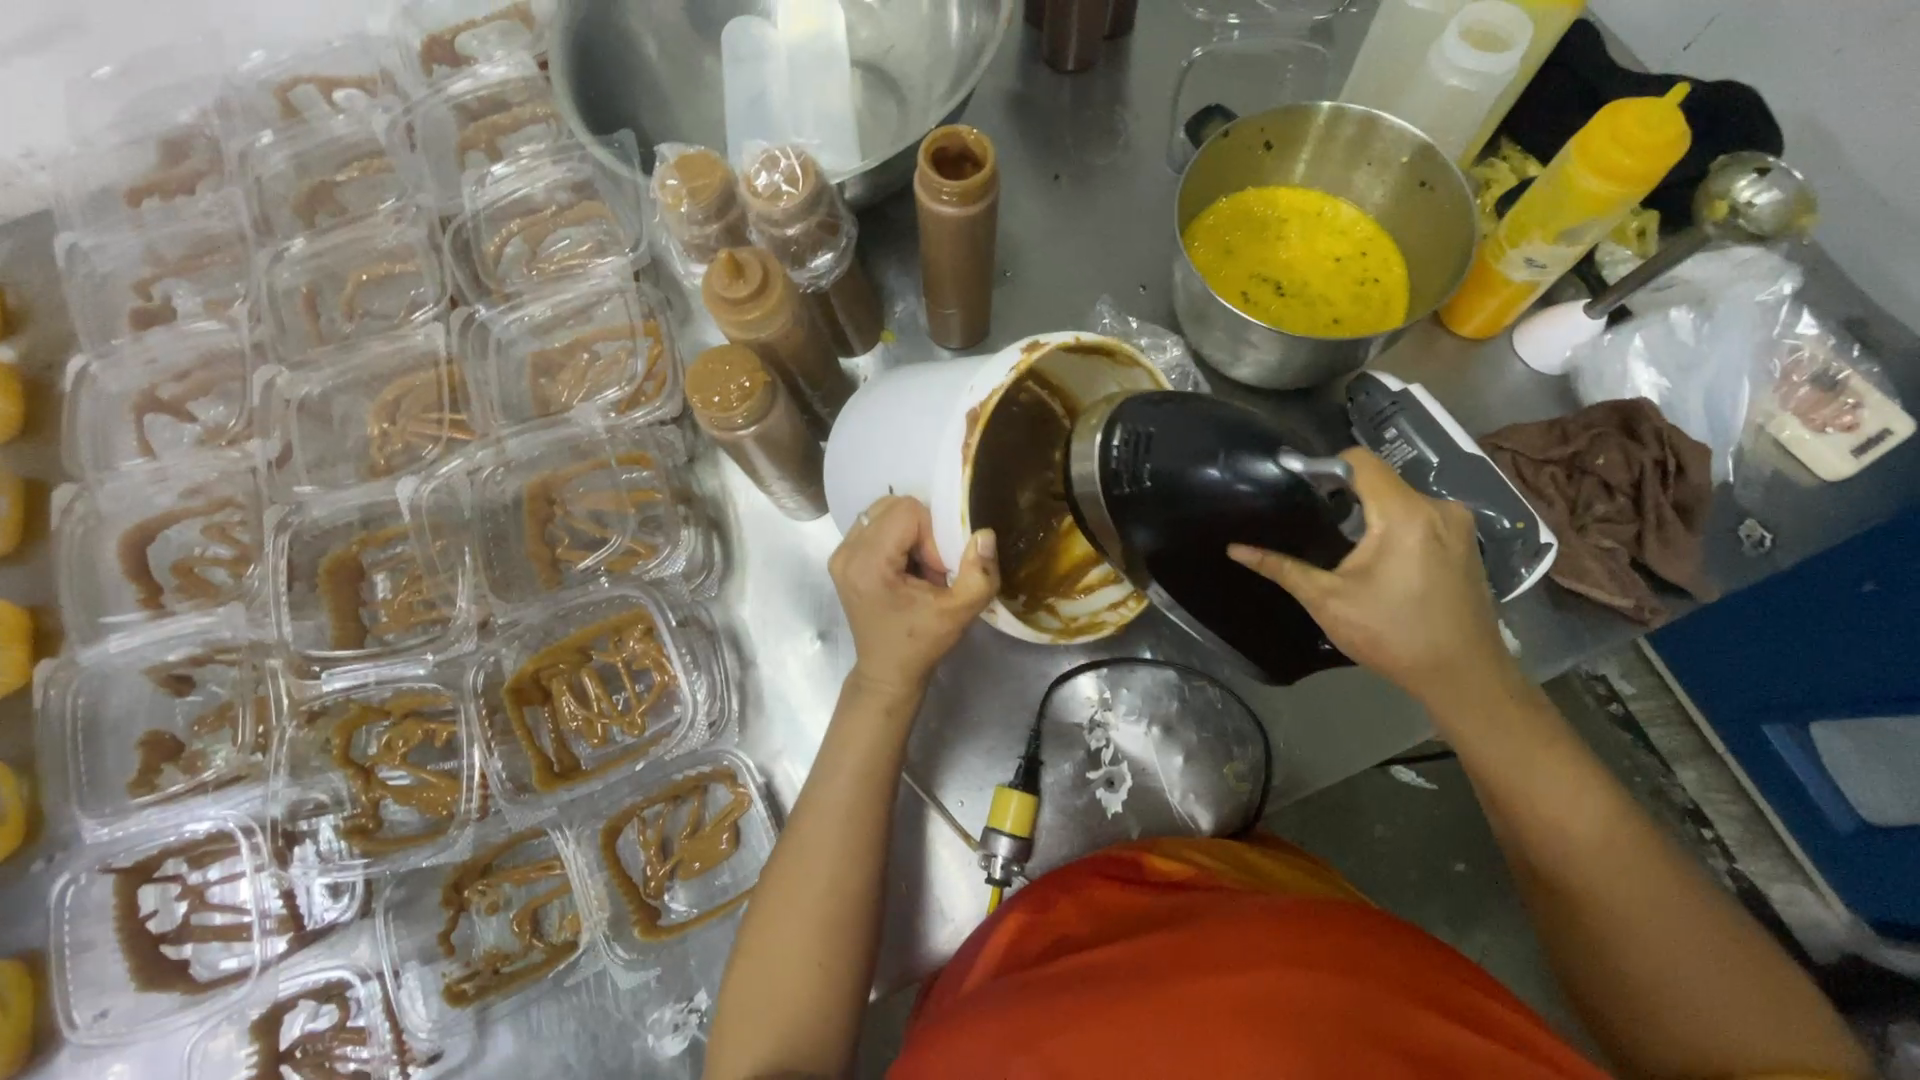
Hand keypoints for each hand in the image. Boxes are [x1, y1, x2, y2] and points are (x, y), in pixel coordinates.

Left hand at [829, 496, 998, 698]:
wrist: (886, 671)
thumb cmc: (920, 644)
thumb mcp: (959, 612)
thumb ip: (980, 573)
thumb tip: (985, 534)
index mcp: (868, 563)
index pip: (907, 511)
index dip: (932, 535)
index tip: (936, 571)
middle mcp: (846, 552)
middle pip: (893, 505)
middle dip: (922, 531)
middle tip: (929, 568)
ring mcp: (839, 553)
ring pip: (884, 512)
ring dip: (910, 534)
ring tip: (917, 570)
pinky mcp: (842, 558)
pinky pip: (875, 525)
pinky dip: (896, 539)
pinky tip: (904, 570)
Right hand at [1227, 448, 1519, 706]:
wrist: (1463, 675)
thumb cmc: (1392, 636)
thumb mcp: (1327, 601)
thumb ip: (1281, 568)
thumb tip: (1235, 549)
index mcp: (1404, 514)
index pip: (1360, 462)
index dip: (1325, 468)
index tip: (1303, 493)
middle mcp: (1438, 507)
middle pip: (1381, 482)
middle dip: (1347, 499)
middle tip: (1320, 528)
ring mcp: (1458, 525)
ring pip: (1402, 501)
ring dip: (1373, 516)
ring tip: (1349, 551)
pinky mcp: (1467, 542)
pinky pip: (1423, 519)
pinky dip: (1398, 530)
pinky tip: (1385, 566)